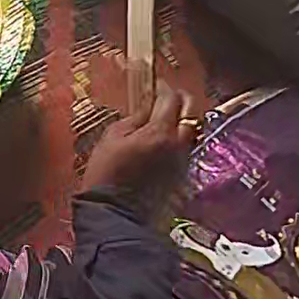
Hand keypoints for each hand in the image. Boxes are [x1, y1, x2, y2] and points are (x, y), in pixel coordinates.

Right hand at [81, 78, 197, 196]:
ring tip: (163, 119)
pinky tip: (162, 142)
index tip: (155, 86)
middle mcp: (178, 144)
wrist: (114, 213)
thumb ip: (134, 117)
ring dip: (181, 119)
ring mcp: (182, 161)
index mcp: (159, 132)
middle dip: (179, 100)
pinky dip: (177, 139)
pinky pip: (185, 148)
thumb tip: (146, 106)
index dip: (163, 88)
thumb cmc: (107, 174)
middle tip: (164, 98)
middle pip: (191, 110)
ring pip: (191, 130)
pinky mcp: (181, 175)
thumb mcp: (112, 137)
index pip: (171, 98)